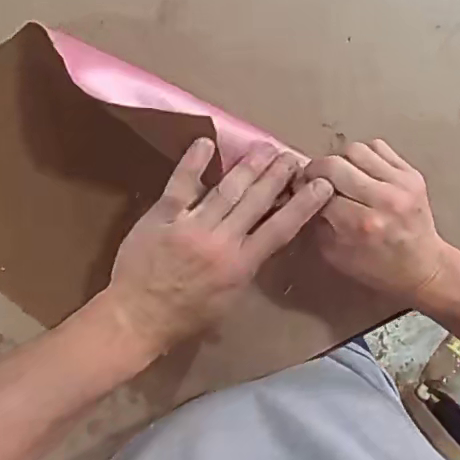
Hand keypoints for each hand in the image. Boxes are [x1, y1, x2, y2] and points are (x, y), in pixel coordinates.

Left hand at [100, 137, 333, 356]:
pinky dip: (194, 162)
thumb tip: (260, 240)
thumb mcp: (229, 300)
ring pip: (227, 189)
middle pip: (256, 201)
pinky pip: (181, 184)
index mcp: (241, 265)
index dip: (303, 204)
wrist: (138, 317)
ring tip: (265, 147)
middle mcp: (221, 241)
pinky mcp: (162, 215)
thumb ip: (246, 268)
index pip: (281, 228)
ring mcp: (191, 225)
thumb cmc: (186, 316)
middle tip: (292, 156)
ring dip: (249, 166)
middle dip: (278, 175)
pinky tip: (206, 143)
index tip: (321, 185)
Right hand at [304, 139, 459, 308]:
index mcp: (361, 225)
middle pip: (334, 165)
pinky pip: (378, 147)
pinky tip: (362, 171)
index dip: (307, 189)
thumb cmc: (376, 267)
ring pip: (355, 150)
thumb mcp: (335, 255)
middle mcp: (383, 200)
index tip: (302, 191)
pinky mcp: (412, 174)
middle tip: (315, 178)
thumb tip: (304, 193)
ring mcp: (401, 184)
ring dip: (341, 160)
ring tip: (340, 174)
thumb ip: (317, 223)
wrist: (423, 267)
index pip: (321, 192)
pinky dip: (364, 155)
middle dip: (317, 170)